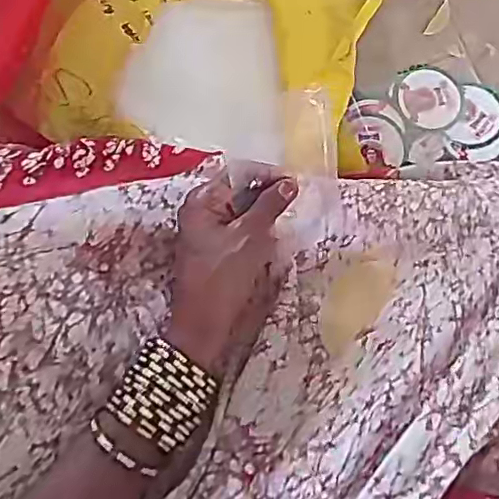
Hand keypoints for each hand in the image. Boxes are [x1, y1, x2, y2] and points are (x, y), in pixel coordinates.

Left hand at [165, 164, 295, 373]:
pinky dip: (260, 225)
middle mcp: (201, 209)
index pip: (238, 173)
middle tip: (297, 196)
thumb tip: (290, 182)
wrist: (204, 326)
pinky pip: (242, 225)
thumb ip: (269, 205)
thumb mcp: (250, 237)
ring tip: (290, 211)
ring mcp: (209, 228)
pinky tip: (276, 230)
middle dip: (268, 191)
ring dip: (266, 209)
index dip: (267, 174)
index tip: (295, 182)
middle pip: (240, 188)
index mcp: (201, 201)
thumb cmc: (222, 278)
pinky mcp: (218, 245)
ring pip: (244, 207)